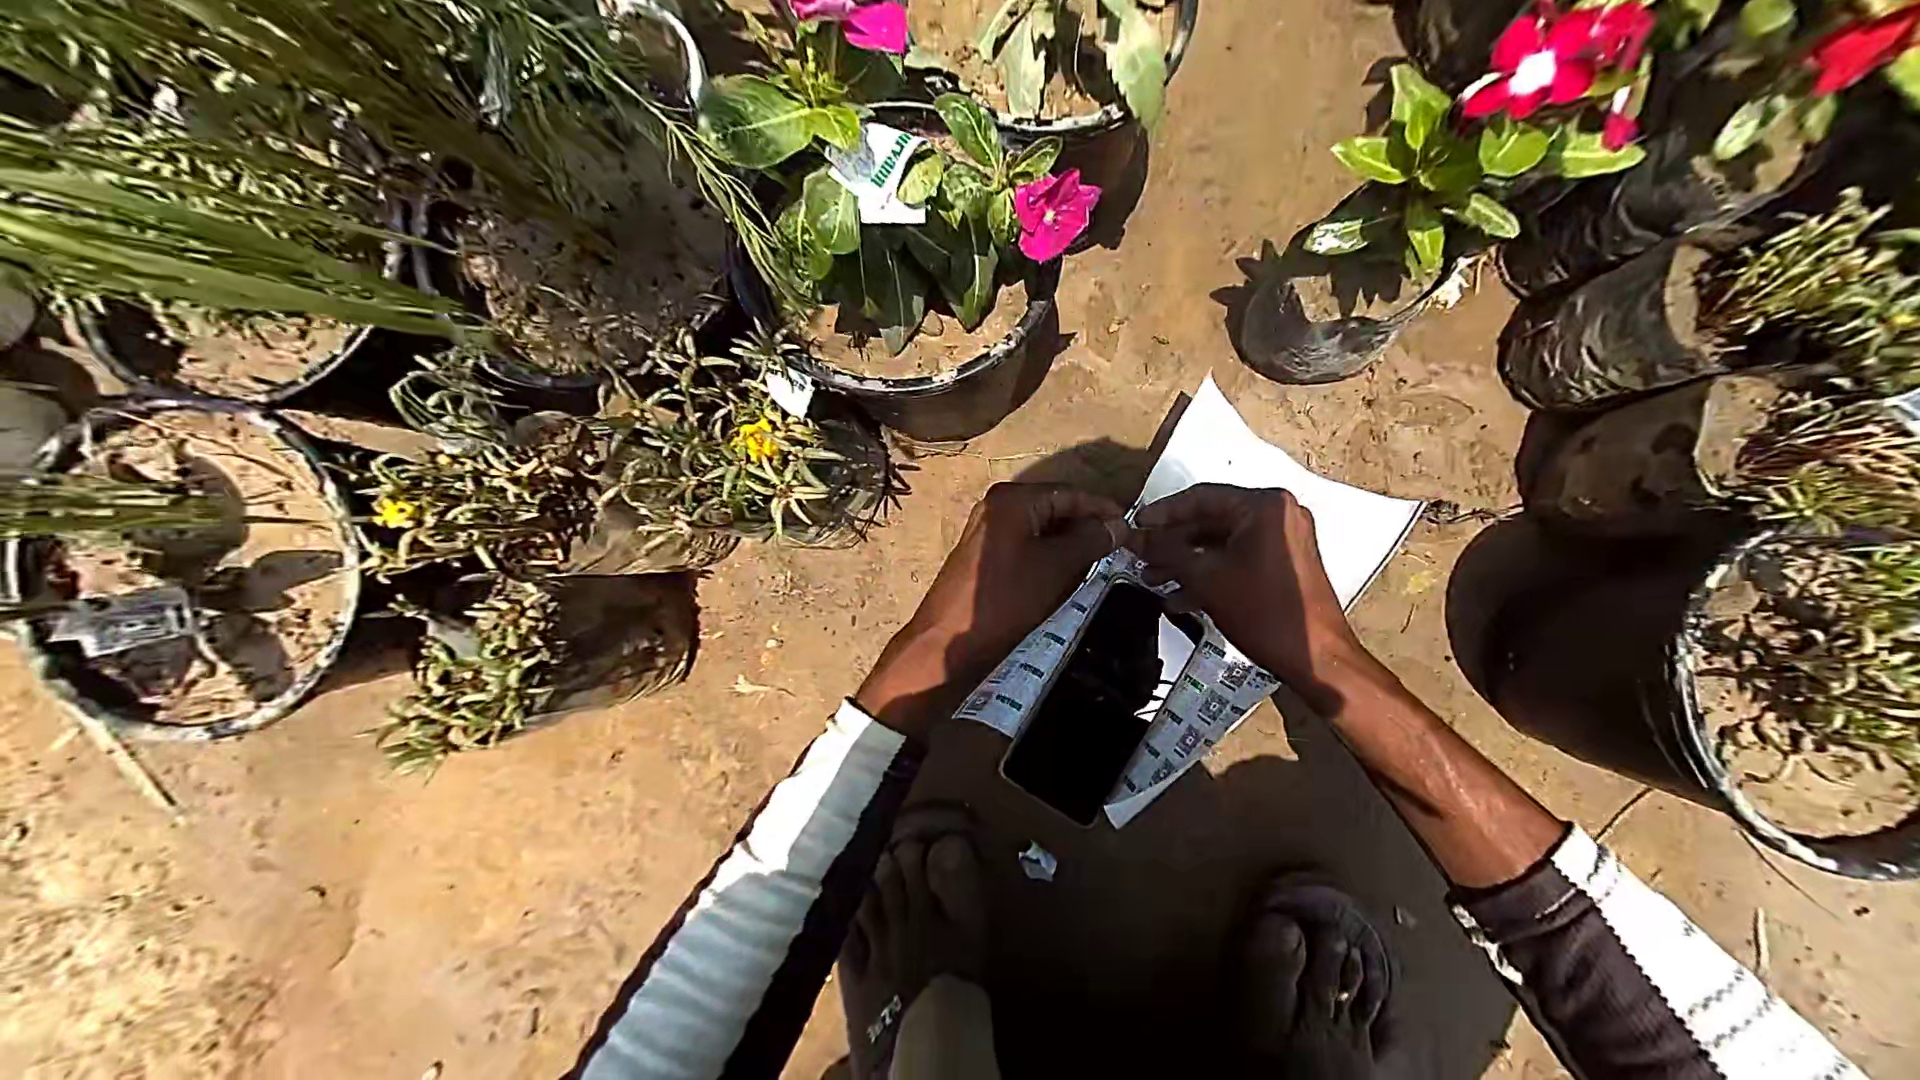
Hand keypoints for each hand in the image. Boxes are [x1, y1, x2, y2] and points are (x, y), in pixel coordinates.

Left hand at [856, 483, 1125, 738]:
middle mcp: (996, 507)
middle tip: (1119, 548)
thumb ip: (1090, 539)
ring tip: (1100, 564)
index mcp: (1012, 500)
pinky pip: (1026, 547)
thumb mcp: (1056, 567)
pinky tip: (1069, 576)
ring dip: (1070, 545)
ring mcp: (987, 532)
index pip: (1069, 493)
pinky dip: (1050, 558)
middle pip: (1054, 508)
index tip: (1132, 528)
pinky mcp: (985, 557)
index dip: (1103, 509)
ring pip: (1041, 530)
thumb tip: (1118, 524)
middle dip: (1086, 528)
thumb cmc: (1004, 600)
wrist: (949, 642)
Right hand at [1134, 484, 1367, 701]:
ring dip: (1185, 561)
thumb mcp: (1204, 577)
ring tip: (1154, 579)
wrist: (1314, 659)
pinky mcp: (1282, 565)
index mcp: (1265, 507)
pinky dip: (1208, 574)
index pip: (1201, 498)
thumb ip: (1165, 551)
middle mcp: (1278, 516)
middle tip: (1142, 555)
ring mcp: (1283, 541)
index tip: (1137, 525)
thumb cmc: (1268, 614)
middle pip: (1209, 521)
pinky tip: (1180, 596)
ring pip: (1220, 543)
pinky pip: (1236, 559)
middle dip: (1172, 543)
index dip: (1162, 512)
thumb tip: (1136, 538)